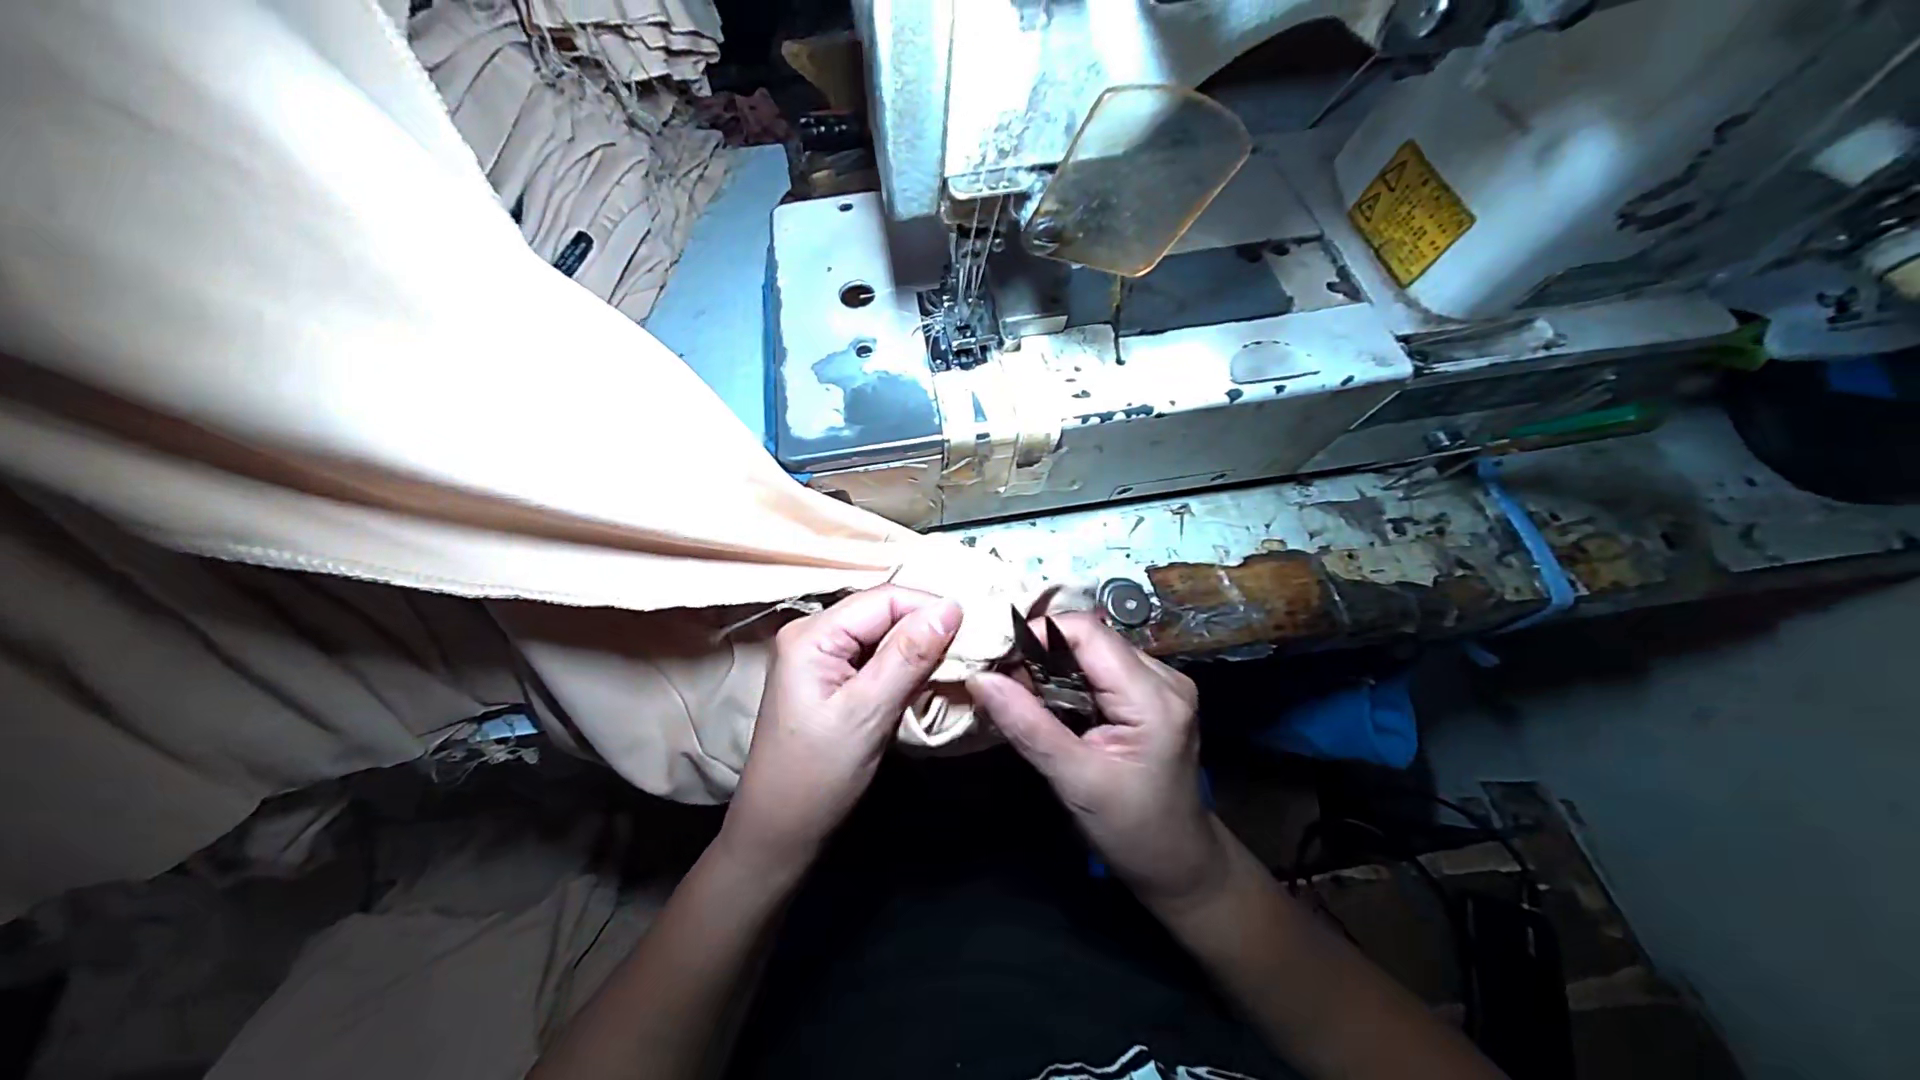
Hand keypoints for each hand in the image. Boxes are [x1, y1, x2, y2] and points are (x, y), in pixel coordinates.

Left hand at [723, 586, 961, 869]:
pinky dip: (906, 664)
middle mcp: (814, 633)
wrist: (781, 831)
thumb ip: (908, 656)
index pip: (885, 599)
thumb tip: (952, 606)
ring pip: (885, 633)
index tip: (975, 633)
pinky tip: (927, 679)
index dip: (931, 608)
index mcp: (812, 634)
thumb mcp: (868, 713)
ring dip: (920, 647)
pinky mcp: (833, 677)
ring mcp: (822, 655)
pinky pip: (878, 655)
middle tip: (971, 651)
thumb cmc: (818, 776)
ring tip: (956, 665)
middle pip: (885, 611)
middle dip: (928, 627)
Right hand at [967, 613, 1225, 908]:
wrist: (1179, 864)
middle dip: (1040, 654)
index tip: (997, 659)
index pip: (1088, 633)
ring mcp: (1161, 684)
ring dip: (1052, 668)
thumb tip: (980, 679)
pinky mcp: (1151, 695)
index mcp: (1154, 697)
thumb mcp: (1075, 781)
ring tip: (1019, 694)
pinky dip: (1068, 680)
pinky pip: (1101, 670)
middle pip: (1090, 639)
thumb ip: (1028, 726)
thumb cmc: (1133, 831)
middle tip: (1002, 682)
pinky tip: (1048, 704)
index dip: (1038, 634)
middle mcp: (1164, 677)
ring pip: (1093, 652)